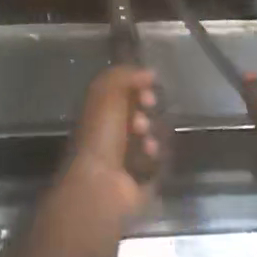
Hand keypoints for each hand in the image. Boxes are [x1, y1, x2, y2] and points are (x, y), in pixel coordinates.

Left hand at [56, 65, 160, 227]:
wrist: (101, 183)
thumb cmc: (100, 134)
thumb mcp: (106, 92)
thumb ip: (126, 75)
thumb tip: (150, 73)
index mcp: (98, 111)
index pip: (124, 92)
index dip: (138, 86)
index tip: (147, 87)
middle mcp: (111, 132)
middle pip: (140, 111)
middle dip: (147, 109)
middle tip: (145, 112)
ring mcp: (126, 155)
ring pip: (151, 134)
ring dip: (152, 132)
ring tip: (145, 140)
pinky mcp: (141, 176)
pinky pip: (158, 157)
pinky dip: (156, 154)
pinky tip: (149, 155)